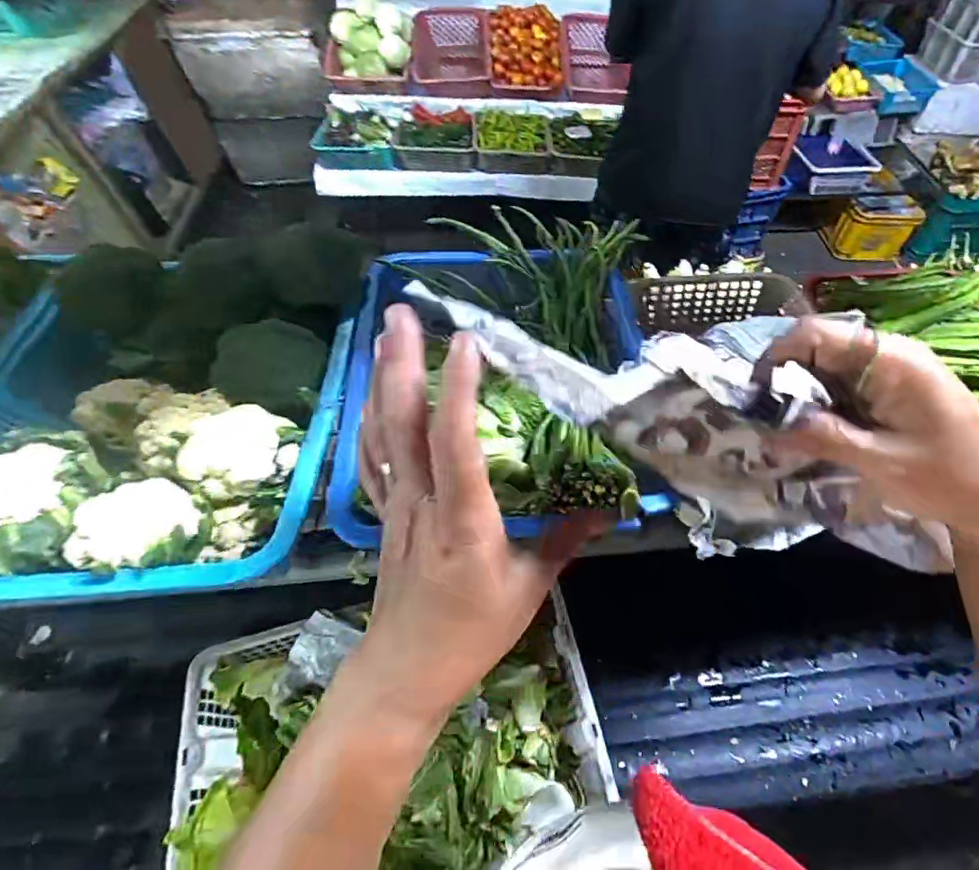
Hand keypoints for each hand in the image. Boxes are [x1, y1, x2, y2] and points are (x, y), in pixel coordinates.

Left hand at [351, 305, 603, 724]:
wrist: (405, 667)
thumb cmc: (471, 632)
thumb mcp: (530, 589)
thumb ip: (565, 539)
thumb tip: (609, 506)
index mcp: (463, 519)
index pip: (457, 443)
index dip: (460, 390)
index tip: (468, 342)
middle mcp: (421, 500)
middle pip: (404, 422)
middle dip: (402, 362)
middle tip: (402, 313)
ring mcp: (394, 502)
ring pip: (381, 431)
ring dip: (381, 378)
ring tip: (383, 334)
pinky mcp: (382, 509)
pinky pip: (370, 456)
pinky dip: (368, 418)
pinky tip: (368, 392)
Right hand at [754, 316, 978, 539]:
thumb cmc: (952, 480)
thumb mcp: (879, 462)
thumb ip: (820, 436)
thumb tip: (764, 424)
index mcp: (889, 359)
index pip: (813, 334)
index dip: (775, 357)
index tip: (755, 394)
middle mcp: (888, 354)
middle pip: (815, 347)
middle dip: (784, 378)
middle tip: (763, 416)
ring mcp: (890, 371)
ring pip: (823, 366)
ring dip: (799, 393)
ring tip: (781, 425)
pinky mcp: (890, 390)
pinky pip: (840, 383)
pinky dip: (819, 403)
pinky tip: (809, 429)